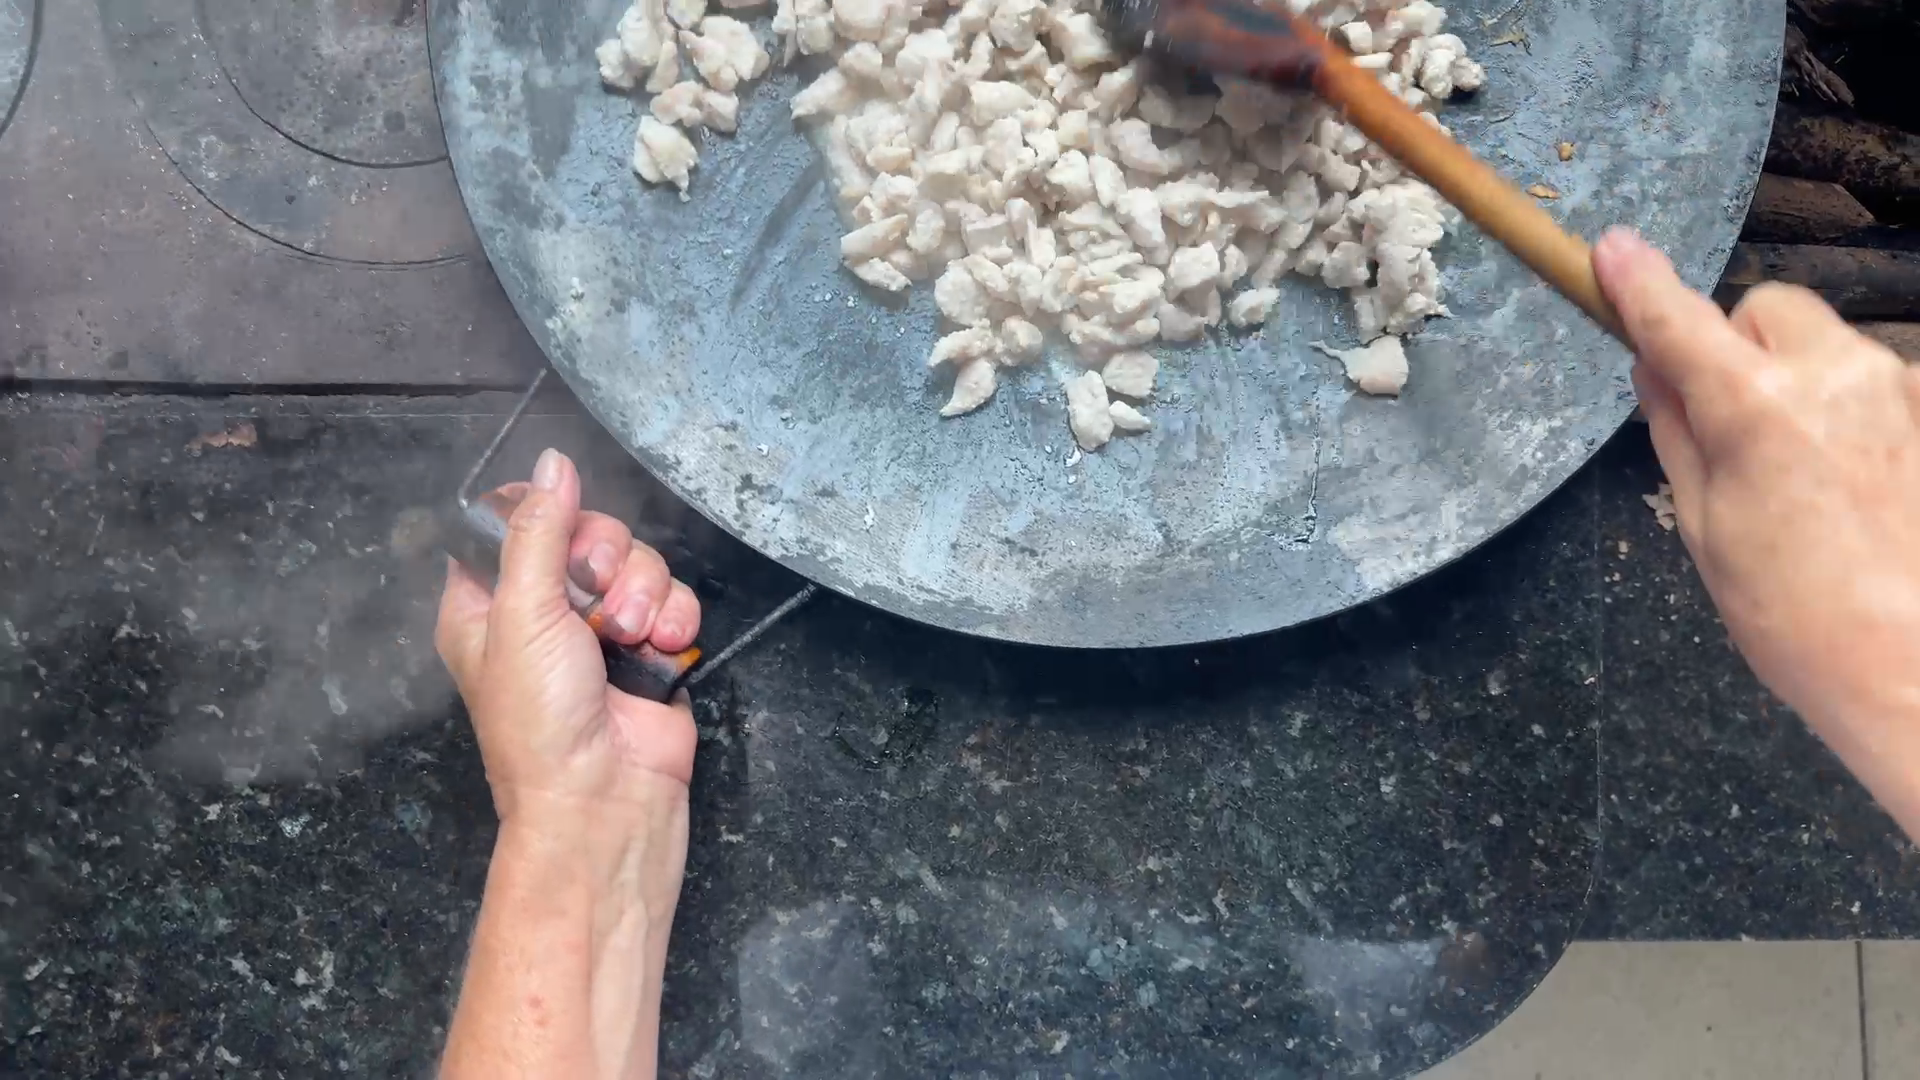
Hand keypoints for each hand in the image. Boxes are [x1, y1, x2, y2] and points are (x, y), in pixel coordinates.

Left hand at [435, 447, 703, 818]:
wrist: (610, 791)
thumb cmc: (541, 713)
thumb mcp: (523, 617)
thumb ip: (538, 533)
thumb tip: (552, 460)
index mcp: (493, 598)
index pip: (515, 520)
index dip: (544, 513)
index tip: (562, 529)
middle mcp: (550, 604)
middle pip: (592, 532)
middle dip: (609, 560)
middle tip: (599, 596)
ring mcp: (607, 622)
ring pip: (642, 562)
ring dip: (645, 595)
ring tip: (635, 637)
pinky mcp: (655, 639)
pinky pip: (675, 595)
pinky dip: (676, 617)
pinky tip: (665, 644)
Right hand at [1594, 228, 1919, 829]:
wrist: (1918, 666)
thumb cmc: (1781, 605)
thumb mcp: (1699, 521)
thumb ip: (1676, 433)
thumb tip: (1655, 372)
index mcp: (1759, 411)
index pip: (1679, 327)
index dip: (1639, 285)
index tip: (1608, 246)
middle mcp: (1843, 380)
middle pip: (1765, 308)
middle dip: (1724, 334)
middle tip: (1702, 399)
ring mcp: (1904, 393)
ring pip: (1819, 341)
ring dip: (1777, 369)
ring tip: (1770, 457)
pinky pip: (1863, 378)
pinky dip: (1825, 400)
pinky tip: (1827, 472)